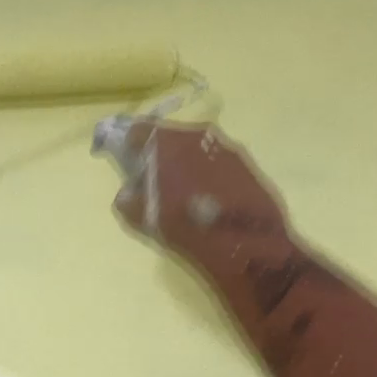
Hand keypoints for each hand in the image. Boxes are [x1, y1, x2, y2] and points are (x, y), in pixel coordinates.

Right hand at [112, 120, 291, 275]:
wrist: (247, 247)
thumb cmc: (186, 227)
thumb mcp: (142, 218)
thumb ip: (128, 198)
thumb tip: (129, 191)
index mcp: (167, 143)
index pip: (139, 129)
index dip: (128, 142)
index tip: (125, 157)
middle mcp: (199, 137)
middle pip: (170, 135)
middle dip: (158, 151)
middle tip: (152, 173)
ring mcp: (229, 149)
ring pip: (197, 147)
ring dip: (186, 160)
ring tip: (182, 186)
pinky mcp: (251, 166)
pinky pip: (219, 161)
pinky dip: (208, 171)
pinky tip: (207, 195)